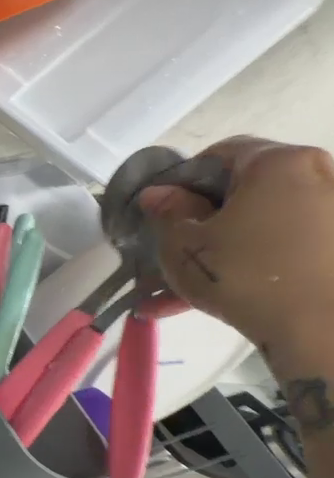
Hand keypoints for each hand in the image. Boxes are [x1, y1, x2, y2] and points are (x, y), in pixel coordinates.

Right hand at [142, 137, 333, 369]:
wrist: (324, 324)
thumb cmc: (242, 272)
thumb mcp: (182, 243)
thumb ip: (168, 211)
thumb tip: (160, 194)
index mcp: (280, 164)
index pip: (223, 153)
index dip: (183, 178)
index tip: (160, 209)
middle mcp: (321, 174)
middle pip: (248, 189)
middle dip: (205, 217)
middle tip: (172, 249)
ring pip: (264, 222)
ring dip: (223, 247)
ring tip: (183, 287)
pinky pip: (287, 245)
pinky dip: (252, 264)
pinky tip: (212, 299)